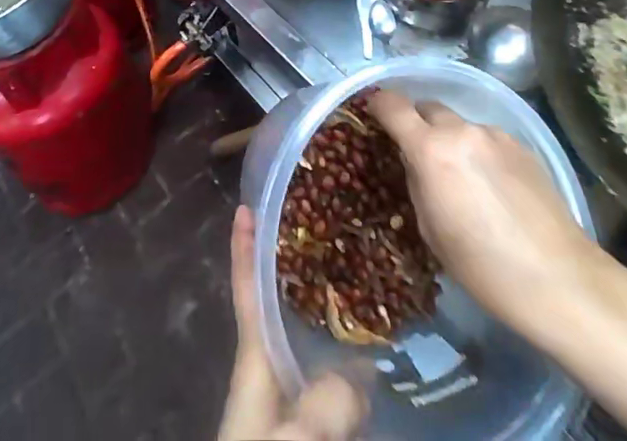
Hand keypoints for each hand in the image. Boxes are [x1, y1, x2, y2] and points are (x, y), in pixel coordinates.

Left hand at [219, 206, 366, 440]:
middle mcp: (270, 377)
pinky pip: (332, 382)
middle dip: (299, 270)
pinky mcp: (312, 426)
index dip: (244, 250)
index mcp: (253, 367)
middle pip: (281, 309)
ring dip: (332, 312)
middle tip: (336, 231)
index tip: (246, 207)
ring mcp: (291, 404)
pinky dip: (351, 361)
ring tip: (367, 275)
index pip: (247, 294)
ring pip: (311, 344)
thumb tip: (358, 375)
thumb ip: (322, 409)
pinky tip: (381, 355)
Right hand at [366, 90, 597, 341]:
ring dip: (452, 140)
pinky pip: (488, 139)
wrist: (557, 277)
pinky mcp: (524, 147)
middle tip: (418, 152)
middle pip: (429, 108)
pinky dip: (479, 151)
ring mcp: (497, 136)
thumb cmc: (481, 265)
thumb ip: (417, 182)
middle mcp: (463, 131)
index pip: (394, 106)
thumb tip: (416, 162)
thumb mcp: (430, 228)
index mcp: (431, 150)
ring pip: (461, 125)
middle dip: (418, 123)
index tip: (373, 111)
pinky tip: (492, 186)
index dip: (379, 103)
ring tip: (462, 176)